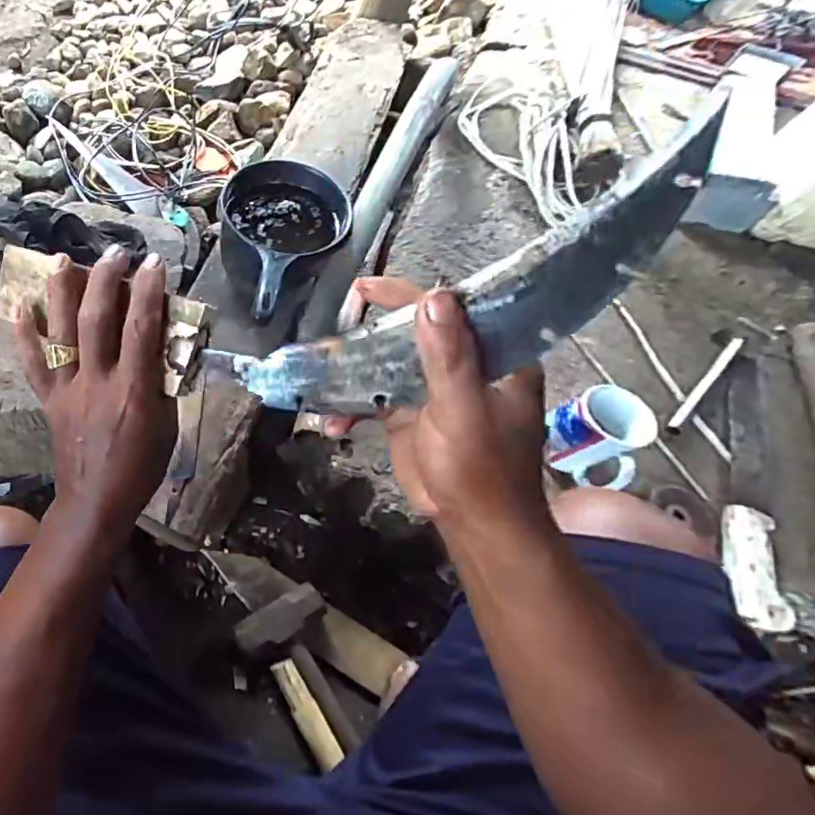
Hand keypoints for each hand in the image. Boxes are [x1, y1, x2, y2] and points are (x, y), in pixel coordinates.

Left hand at [14, 246, 176, 539]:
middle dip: (104, 280)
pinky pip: (33, 364)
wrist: (96, 502)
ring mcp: (67, 390)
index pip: (142, 329)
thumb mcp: (168, 425)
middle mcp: (96, 383)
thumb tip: (166, 342)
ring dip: (61, 293)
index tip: (154, 262)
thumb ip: (166, 382)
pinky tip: (21, 306)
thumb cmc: (141, 467)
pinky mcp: (48, 400)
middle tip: (114, 252)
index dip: (148, 291)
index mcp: (133, 392)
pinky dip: (24, 335)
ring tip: (63, 259)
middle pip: (95, 321)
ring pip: (59, 333)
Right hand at [324, 278, 546, 526]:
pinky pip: (376, 398)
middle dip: (371, 334)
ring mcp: (434, 390)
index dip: (410, 296)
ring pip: (388, 365)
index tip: (367, 288)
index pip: (452, 312)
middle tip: (337, 324)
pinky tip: (333, 424)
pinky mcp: (411, 415)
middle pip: (413, 334)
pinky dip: (352, 408)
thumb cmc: (481, 471)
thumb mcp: (464, 410)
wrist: (474, 526)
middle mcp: (464, 366)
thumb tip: (433, 299)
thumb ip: (448, 356)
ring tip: (321, 373)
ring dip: (353, 373)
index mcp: (494, 357)